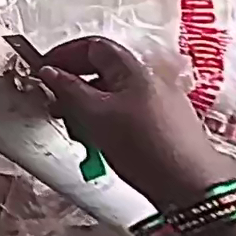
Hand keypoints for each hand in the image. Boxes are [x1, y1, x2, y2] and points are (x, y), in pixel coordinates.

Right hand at [35, 36, 235, 209]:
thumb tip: (49, 71)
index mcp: (134, 70)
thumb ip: (66, 87)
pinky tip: (95, 138)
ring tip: (72, 124)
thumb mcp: (93, 112)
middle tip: (54, 99)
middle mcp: (150, 81)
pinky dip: (102, 118)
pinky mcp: (162, 126)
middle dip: (71, 83)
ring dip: (84, 104)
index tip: (44, 69)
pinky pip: (123, 111)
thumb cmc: (143, 145)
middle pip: (100, 70)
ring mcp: (159, 104)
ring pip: (109, 93)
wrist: (191, 189)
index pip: (92, 46)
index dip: (64, 53)